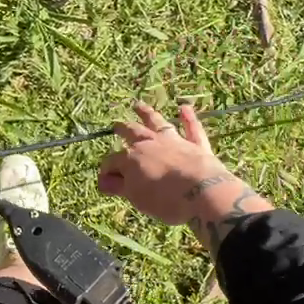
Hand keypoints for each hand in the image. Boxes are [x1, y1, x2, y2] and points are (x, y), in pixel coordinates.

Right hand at [98, 102, 229, 225]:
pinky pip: (192, 129)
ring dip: (147, 113)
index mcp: (130, 158)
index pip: (113, 161)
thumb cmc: (164, 199)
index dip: (108, 170)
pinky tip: (185, 108)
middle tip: (117, 125)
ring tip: (138, 105)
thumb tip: (103, 181)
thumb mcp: (136, 197)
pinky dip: (188, 118)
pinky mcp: (196, 145)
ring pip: (157, 123)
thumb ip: (118, 186)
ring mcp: (173, 142)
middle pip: (132, 132)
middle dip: (123, 129)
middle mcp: (149, 144)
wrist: (201, 193)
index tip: (106, 180)